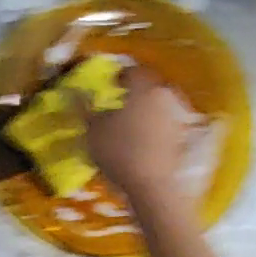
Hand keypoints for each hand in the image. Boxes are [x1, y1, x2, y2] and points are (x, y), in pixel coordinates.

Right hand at [87, 66, 198, 211]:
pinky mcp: (182, 137)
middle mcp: (165, 95)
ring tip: (129, 125)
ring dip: (145, 111)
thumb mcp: (93, 130)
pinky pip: (165, 124)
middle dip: (134, 93)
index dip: (118, 76)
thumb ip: (84, 108)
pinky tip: (141, 141)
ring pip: (158, 105)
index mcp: (144, 88)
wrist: (152, 185)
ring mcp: (178, 116)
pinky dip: (154, 127)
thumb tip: (73, 92)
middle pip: (149, 87)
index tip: (108, 85)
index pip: (132, 71)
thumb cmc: (119, 152)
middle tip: (118, 104)